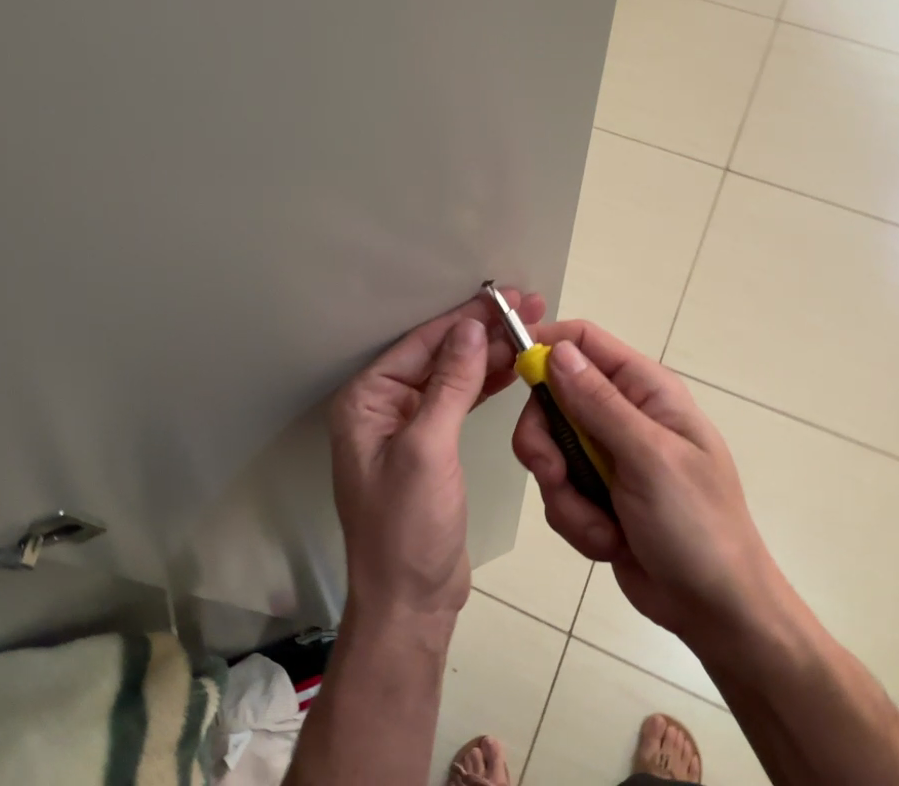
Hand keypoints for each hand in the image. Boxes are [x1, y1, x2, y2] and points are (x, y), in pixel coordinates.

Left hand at [328, 288, 546, 622]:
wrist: (410, 602)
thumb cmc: (407, 527)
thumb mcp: (428, 449)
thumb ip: (450, 385)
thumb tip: (472, 328)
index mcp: (366, 401)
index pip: (420, 343)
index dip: (466, 317)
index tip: (508, 296)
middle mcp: (381, 408)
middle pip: (437, 355)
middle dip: (483, 331)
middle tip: (531, 307)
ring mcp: (406, 429)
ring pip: (451, 377)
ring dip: (489, 356)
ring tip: (532, 331)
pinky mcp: (430, 449)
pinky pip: (458, 404)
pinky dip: (485, 386)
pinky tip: (514, 369)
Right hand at [512, 320, 776, 643]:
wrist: (715, 607)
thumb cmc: (696, 525)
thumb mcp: (650, 459)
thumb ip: (599, 404)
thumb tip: (556, 350)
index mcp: (646, 391)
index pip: (585, 342)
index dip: (545, 346)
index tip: (510, 372)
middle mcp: (623, 416)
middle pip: (553, 401)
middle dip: (546, 445)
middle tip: (555, 475)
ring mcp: (608, 458)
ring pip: (551, 454)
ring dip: (566, 496)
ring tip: (603, 527)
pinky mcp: (596, 496)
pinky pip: (559, 494)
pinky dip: (576, 521)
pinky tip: (609, 543)